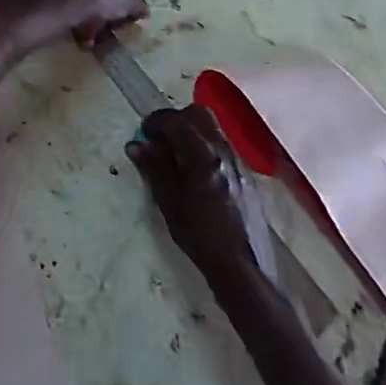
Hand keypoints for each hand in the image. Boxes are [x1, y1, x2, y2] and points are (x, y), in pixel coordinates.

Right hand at [126, 106, 254, 276]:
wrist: (244, 269)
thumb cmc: (200, 236)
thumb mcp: (169, 202)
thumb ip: (154, 168)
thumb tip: (136, 145)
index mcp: (202, 155)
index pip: (175, 120)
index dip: (155, 122)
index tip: (144, 134)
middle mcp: (223, 152)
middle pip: (199, 115)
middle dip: (177, 120)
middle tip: (161, 142)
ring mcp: (240, 164)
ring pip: (213, 131)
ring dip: (192, 135)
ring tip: (178, 160)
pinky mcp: (248, 178)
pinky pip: (224, 150)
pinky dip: (207, 151)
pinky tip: (199, 178)